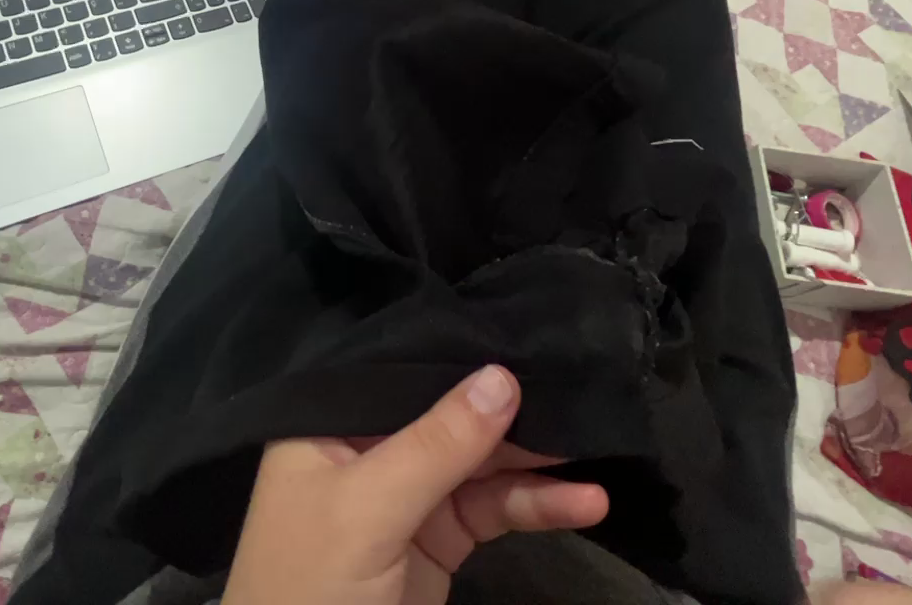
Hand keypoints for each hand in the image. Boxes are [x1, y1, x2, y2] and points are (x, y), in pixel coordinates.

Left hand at [222, 365, 608, 604]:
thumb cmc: (315, 582)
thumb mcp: (369, 508)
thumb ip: (437, 444)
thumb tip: (503, 375)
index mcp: (334, 420)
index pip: (403, 371)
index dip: (461, 352)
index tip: (524, 332)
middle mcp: (370, 446)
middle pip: (449, 415)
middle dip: (510, 410)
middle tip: (576, 390)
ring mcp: (406, 494)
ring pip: (479, 462)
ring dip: (536, 462)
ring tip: (596, 446)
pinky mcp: (437, 540)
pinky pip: (492, 508)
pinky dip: (536, 506)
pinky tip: (585, 502)